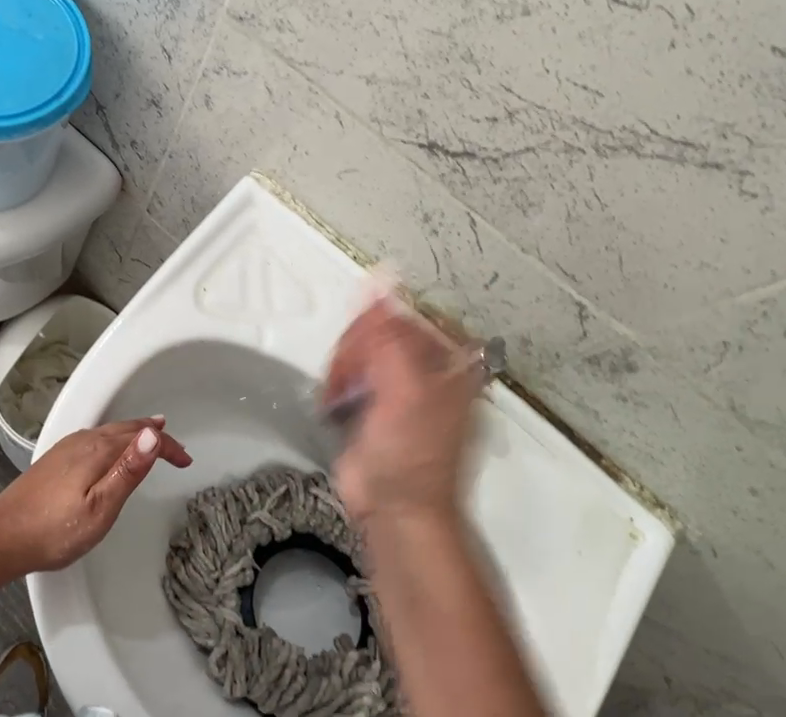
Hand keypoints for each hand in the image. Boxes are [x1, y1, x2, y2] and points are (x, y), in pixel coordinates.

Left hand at [0, 417, 191, 572]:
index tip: (185, 461)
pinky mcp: (55, 459)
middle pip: (126, 429)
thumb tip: (152, 433)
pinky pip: (96, 438)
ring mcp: (67, 449)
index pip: (142, 437)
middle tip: (175, 448)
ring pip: (109, 432)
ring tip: (151, 435)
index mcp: (98, 451)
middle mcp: (83, 441)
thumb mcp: (101, 507)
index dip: (167, 446)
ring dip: (134, 433)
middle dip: (154, 435)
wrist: (3, 537)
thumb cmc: (55, 530)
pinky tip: (111, 449)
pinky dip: (115, 439)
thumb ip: (128, 470)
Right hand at [324, 294, 479, 526]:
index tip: (361, 345)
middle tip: (348, 375)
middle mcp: (428, 369)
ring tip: (340, 393)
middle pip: (380, 329)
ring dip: (344, 366)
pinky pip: (351, 372)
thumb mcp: (404, 386)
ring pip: (361, 348)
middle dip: (356, 349)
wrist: (394, 509)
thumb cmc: (409, 452)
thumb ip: (390, 332)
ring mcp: (400, 387)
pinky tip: (337, 400)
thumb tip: (381, 277)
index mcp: (449, 361)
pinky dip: (338, 381)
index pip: (406, 314)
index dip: (377, 324)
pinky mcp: (374, 405)